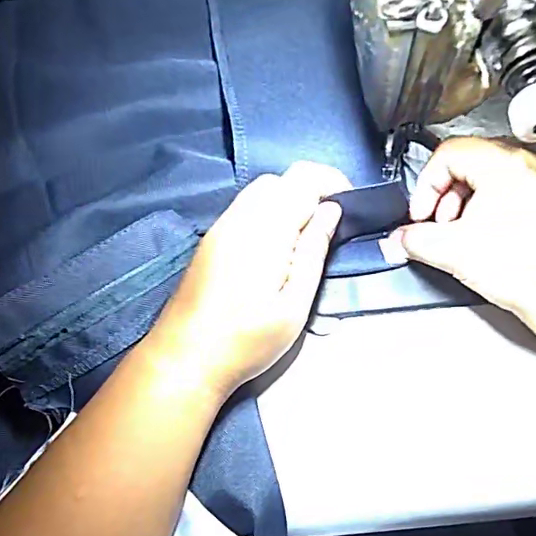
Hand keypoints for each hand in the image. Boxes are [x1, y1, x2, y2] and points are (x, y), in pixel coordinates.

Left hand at [144, 162, 348, 397]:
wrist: (186, 358)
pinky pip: (244, 211)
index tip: (349, 207)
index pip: (303, 178)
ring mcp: (220, 229)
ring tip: (303, 245)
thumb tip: (331, 212)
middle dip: (310, 193)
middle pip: (280, 181)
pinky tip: (275, 253)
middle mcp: (239, 219)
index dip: (333, 182)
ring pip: (259, 193)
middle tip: (328, 230)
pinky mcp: (210, 243)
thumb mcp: (295, 305)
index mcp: (265, 230)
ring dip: (288, 205)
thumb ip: (314, 252)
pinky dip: (267, 217)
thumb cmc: (246, 340)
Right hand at [386, 137, 535, 323]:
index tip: (420, 214)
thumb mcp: (452, 250)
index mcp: (503, 163)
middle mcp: (528, 168)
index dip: (425, 185)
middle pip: (470, 166)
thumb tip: (401, 239)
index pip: (448, 153)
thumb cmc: (528, 266)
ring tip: (459, 240)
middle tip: (435, 226)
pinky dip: (490, 218)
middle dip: (444, 197)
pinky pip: (511, 202)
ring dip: (466, 209)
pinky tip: (484, 248)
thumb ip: (416, 239)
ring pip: (491, 185)